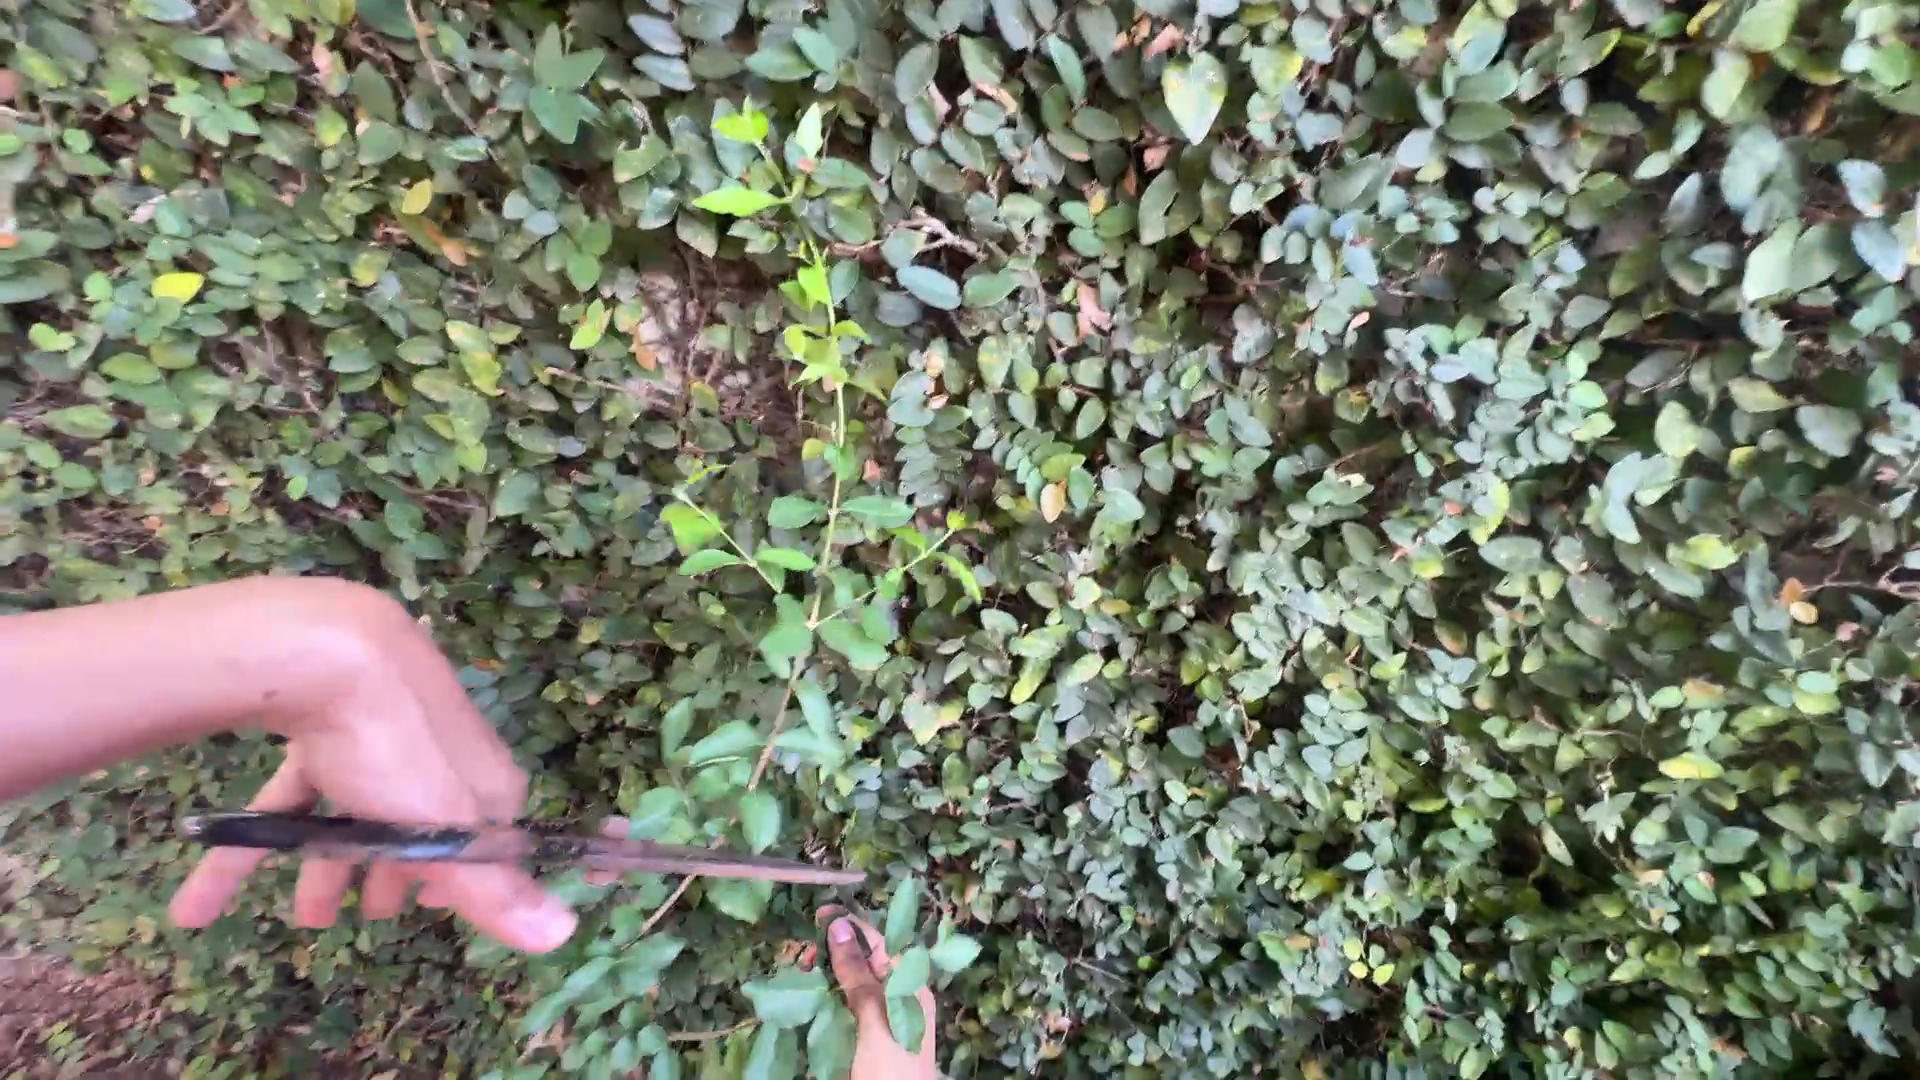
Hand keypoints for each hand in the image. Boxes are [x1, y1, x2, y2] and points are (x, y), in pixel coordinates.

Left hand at [163, 580, 576, 951]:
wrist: (337, 652)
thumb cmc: (400, 748)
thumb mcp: (443, 830)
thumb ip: (494, 889)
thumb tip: (566, 934)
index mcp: (488, 787)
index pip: (488, 845)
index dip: (461, 883)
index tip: (427, 912)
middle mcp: (448, 764)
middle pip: (422, 832)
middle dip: (391, 878)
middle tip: (360, 918)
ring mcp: (391, 744)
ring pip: (360, 816)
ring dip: (326, 869)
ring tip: (295, 917)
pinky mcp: (334, 731)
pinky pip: (301, 794)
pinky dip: (256, 844)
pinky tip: (199, 901)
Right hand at [818, 907, 939, 1079]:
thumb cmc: (891, 1069)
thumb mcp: (874, 1017)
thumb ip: (857, 972)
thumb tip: (838, 922)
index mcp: (907, 983)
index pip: (879, 940)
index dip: (851, 924)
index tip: (819, 913)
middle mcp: (893, 995)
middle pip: (861, 959)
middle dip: (833, 950)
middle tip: (804, 955)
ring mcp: (875, 1018)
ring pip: (846, 982)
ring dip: (824, 973)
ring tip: (801, 972)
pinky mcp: (857, 1039)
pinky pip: (838, 1009)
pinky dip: (821, 999)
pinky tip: (803, 995)